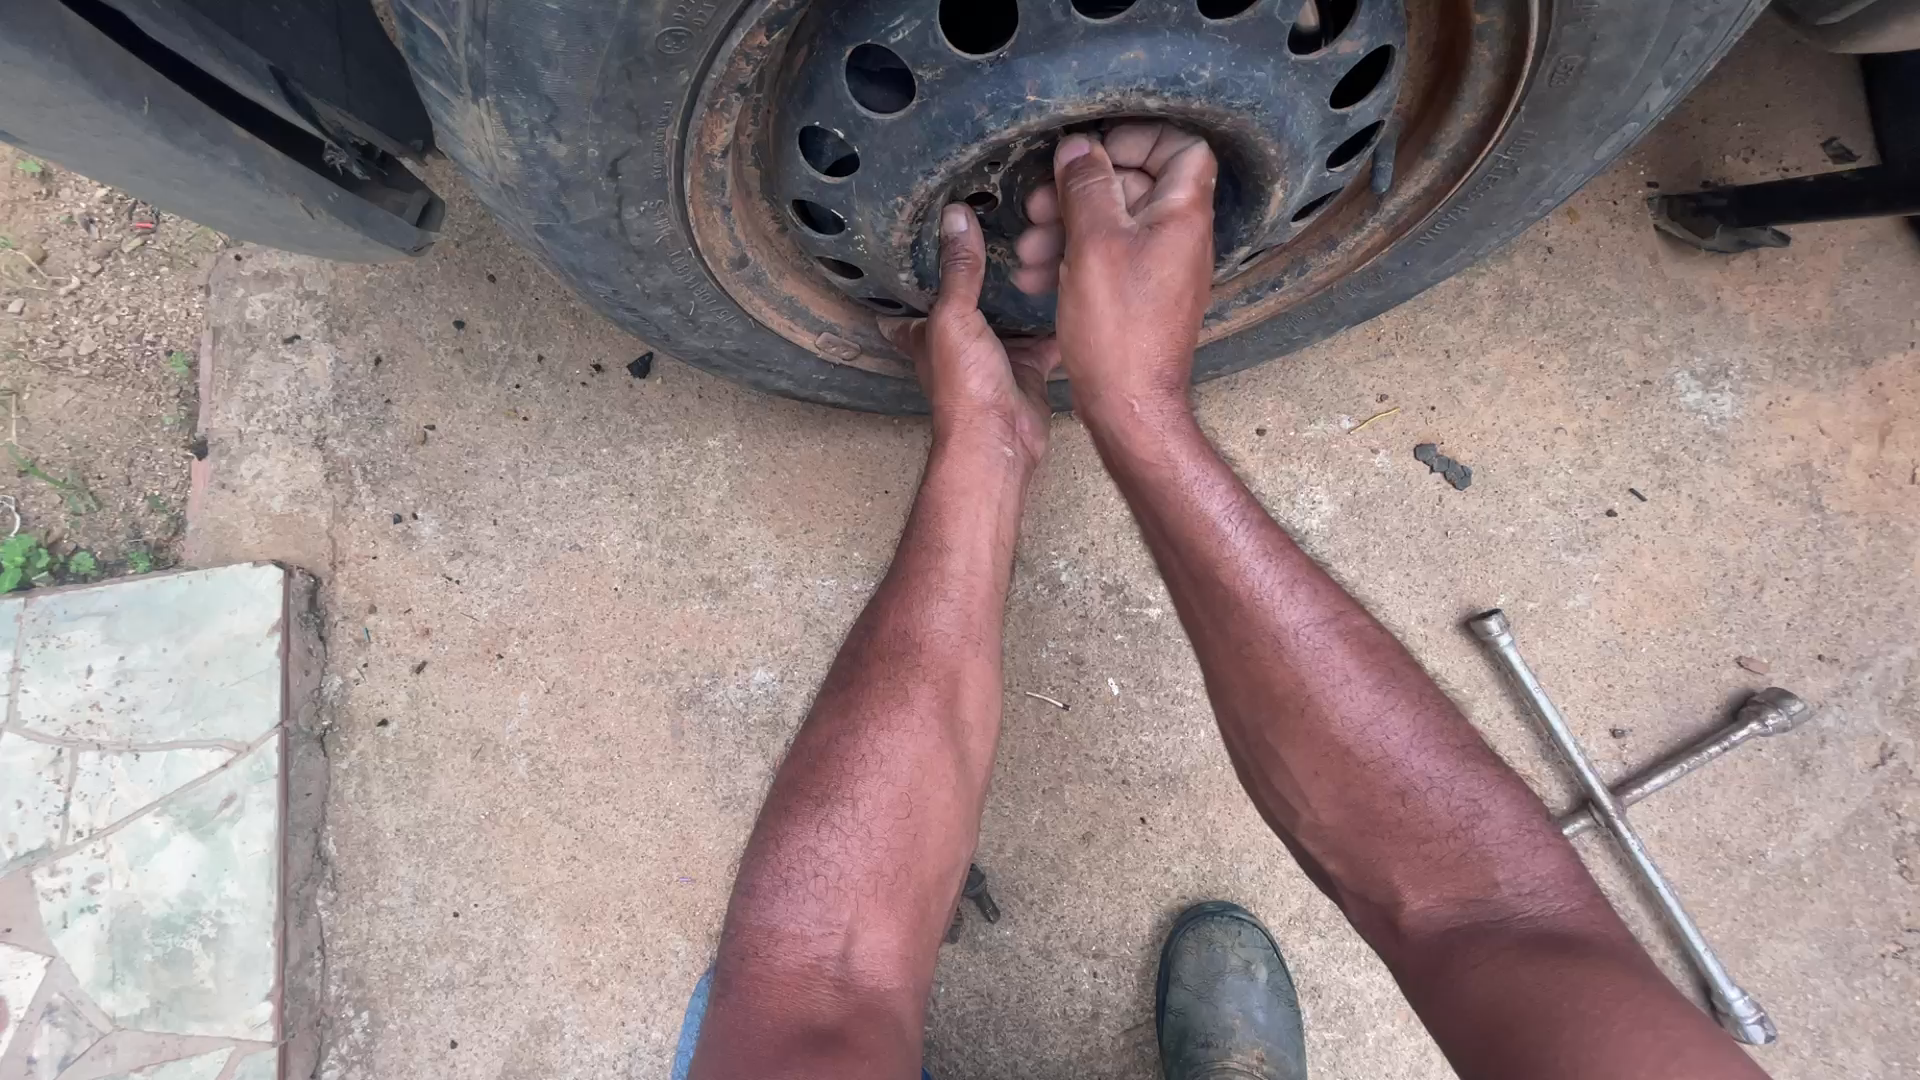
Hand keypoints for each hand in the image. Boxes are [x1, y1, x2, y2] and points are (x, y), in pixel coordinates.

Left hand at [882, 204, 1059, 471]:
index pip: (913, 294)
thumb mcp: (953, 318)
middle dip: (984, 266)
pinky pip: (1046, 334)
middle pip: (971, 296)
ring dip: (1024, 287)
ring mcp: (997, 353)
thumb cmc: (963, 387)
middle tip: (1005, 220)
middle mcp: (961, 340)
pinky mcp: (1029, 365)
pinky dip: (1058, 316)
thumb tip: (956, 216)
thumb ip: (958, 270)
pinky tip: (1074, 284)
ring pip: (1011, 312)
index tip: (929, 231)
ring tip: (1043, 239)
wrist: (1001, 437)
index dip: (916, 266)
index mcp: (928, 331)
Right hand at [1012, 124, 1216, 426]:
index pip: (1180, 148)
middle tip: (1040, 204)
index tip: (1095, 152)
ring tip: (1028, 249)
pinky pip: (1105, 263)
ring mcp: (1157, 270)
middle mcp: (1177, 238)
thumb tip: (1078, 148)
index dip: (1137, 139)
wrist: (1128, 404)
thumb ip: (1086, 188)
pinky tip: (1035, 277)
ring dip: (1065, 230)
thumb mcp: (1093, 246)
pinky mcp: (1137, 298)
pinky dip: (1072, 262)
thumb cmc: (1119, 331)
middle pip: (1132, 188)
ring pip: (1110, 228)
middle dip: (1080, 191)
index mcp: (1182, 214)